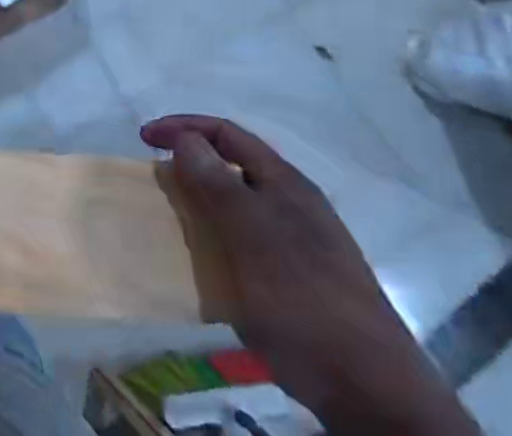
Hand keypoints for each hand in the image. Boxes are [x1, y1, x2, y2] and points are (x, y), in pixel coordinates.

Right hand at [142, 115, 478, 435]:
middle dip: (191, 162)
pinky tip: (203, 262)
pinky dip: (215, 238)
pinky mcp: (292, 277)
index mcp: (284, 182)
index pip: (227, 133)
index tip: (143, 139)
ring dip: (201, 201)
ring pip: (236, 204)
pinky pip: (242, 240)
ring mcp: (295, 241)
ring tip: (171, 217)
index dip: (183, 127)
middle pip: (233, 164)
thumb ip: (217, 183)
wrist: (367, 384)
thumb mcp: (252, 234)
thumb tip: (186, 138)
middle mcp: (291, 203)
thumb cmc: (302, 298)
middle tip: (155, 178)